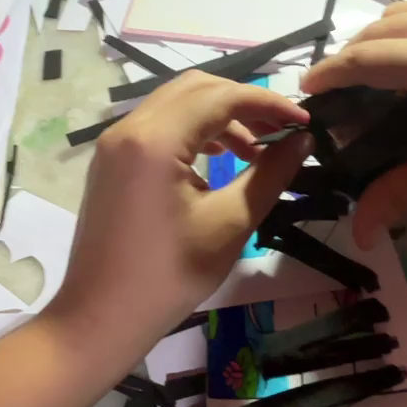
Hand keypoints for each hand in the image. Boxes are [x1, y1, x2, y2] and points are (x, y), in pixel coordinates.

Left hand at [52, 73, 312, 359]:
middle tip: (282, 129)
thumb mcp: (230, 223)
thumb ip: (270, 173)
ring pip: (176, 103)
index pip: (221, 97)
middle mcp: (129, 128)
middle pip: (196, 88)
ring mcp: (115, 143)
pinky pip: (159, 125)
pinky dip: (193, 130)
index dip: (268, 103)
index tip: (305, 120)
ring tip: (256, 149)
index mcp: (155, 140)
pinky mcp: (112, 160)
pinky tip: (218, 159)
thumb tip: (302, 140)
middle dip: (244, 102)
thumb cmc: (169, 275)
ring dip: (219, 116)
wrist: (100, 318)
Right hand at [301, 0, 406, 246]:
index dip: (329, 73)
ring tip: (374, 70)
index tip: (308, 90)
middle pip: (377, 29)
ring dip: (379, 35)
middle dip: (349, 56)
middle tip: (341, 91)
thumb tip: (358, 232)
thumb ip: (406, 194)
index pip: (364, 59)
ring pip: (403, 8)